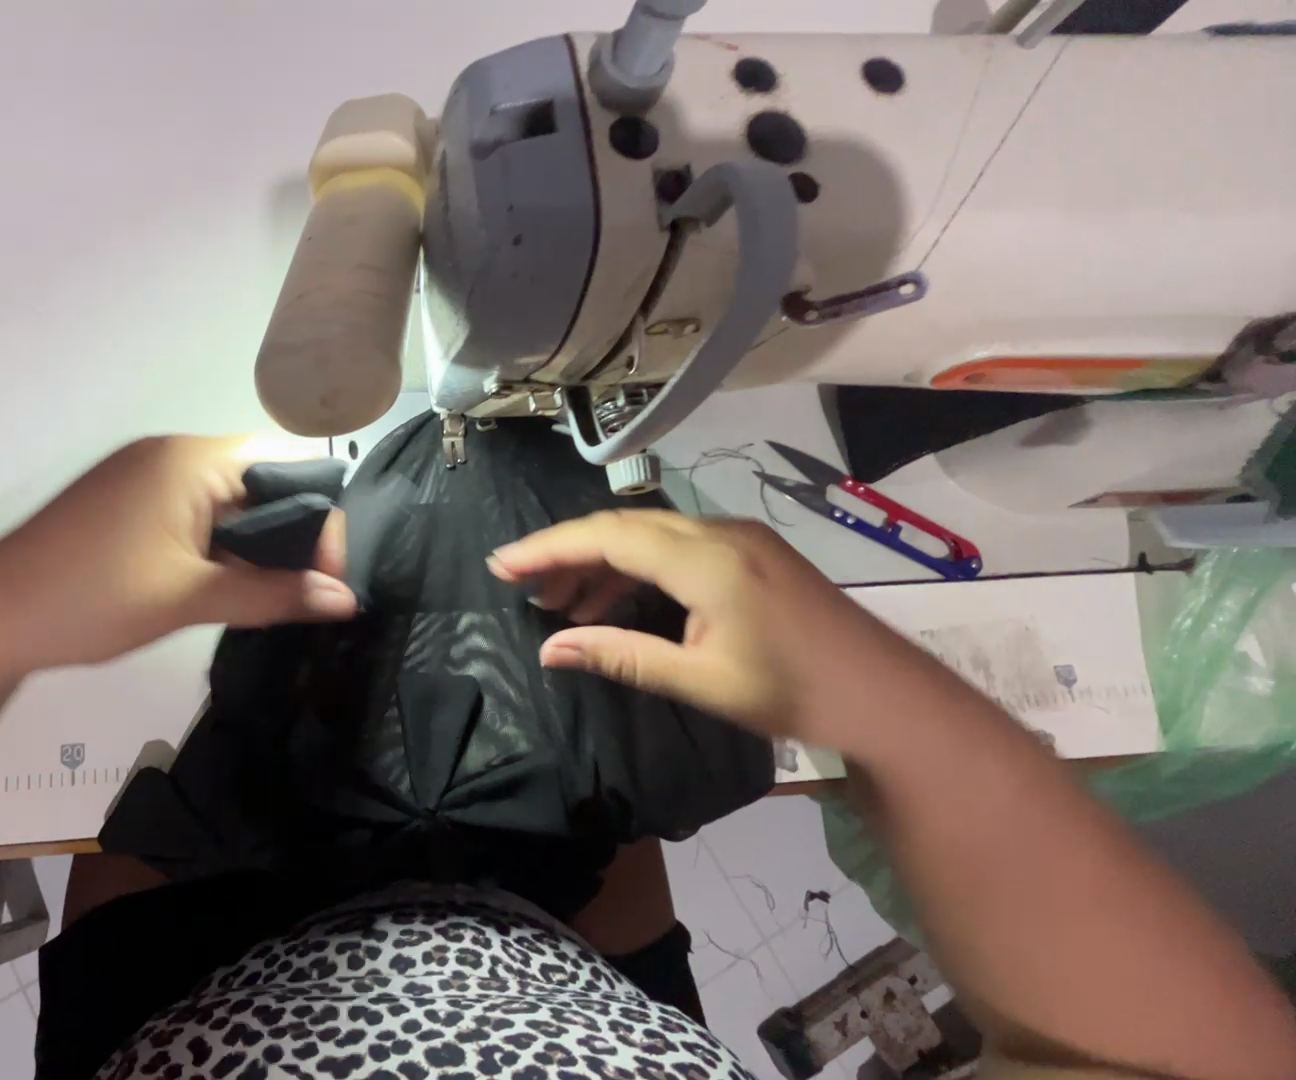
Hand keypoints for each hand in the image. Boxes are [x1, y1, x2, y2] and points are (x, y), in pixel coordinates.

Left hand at [0, 435, 355, 672]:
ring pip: (225, 501)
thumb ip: (274, 595)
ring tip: (266, 595)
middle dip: (289, 535)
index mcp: (191, 460)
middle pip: (258, 481)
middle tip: (303, 591)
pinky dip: (217, 545)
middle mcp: (170, 454)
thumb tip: (346, 600)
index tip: (327, 575)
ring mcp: (142, 477)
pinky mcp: (124, 503)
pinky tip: (219, 585)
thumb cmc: (93, 599)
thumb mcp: (191, 598)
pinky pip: (192, 513)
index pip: (285, 464)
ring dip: (252, 544)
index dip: (320, 515)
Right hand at [487, 510, 962, 752]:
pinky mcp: (747, 553)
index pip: (606, 537)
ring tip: (560, 603)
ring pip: (646, 534)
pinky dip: (633, 569)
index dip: (548, 548)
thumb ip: (620, 657)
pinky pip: (672, 547)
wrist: (889, 698)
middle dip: (565, 553)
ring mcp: (736, 539)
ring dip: (599, 562)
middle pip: (620, 527)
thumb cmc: (794, 694)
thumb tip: (548, 651)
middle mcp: (717, 533)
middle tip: (522, 587)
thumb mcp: (699, 681)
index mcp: (705, 560)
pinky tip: (613, 601)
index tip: (501, 565)